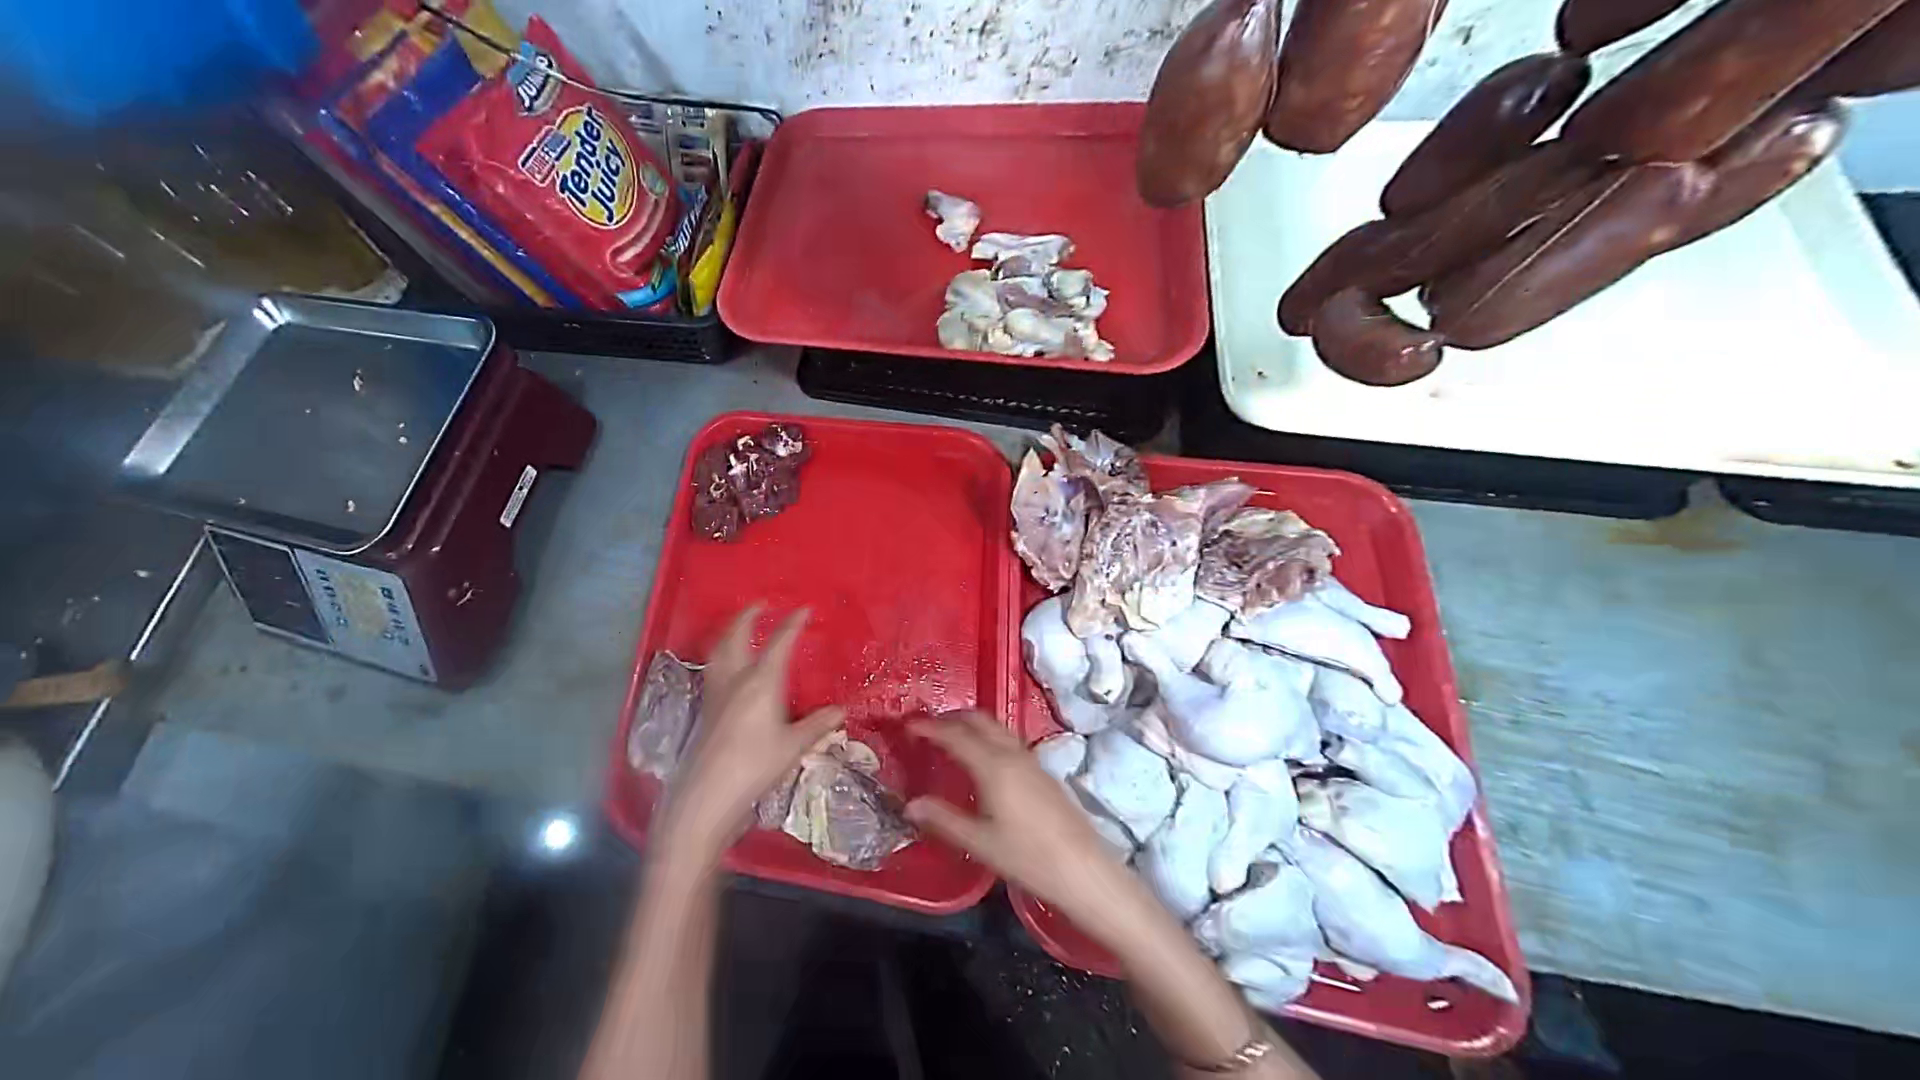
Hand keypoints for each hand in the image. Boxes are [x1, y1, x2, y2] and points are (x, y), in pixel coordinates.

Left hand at [662, 605, 844, 855]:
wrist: (705, 798)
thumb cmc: (754, 768)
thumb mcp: (794, 747)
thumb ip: (817, 725)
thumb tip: (840, 711)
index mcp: (761, 682)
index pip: (779, 643)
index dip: (793, 623)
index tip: (804, 609)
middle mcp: (734, 681)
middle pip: (737, 637)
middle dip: (748, 616)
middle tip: (761, 604)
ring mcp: (715, 695)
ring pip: (718, 651)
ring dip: (730, 633)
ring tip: (740, 627)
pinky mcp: (704, 712)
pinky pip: (713, 670)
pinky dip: (722, 655)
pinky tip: (728, 667)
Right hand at [904, 713, 1134, 933]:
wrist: (1085, 870)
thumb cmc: (1029, 858)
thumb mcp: (981, 843)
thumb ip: (944, 820)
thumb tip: (911, 804)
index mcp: (994, 766)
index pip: (956, 735)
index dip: (930, 727)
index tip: (908, 725)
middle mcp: (1013, 754)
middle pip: (980, 720)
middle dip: (952, 718)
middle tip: (927, 727)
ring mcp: (1032, 761)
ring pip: (997, 728)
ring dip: (971, 725)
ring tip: (951, 739)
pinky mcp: (1044, 772)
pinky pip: (1009, 740)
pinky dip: (988, 738)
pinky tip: (982, 761)